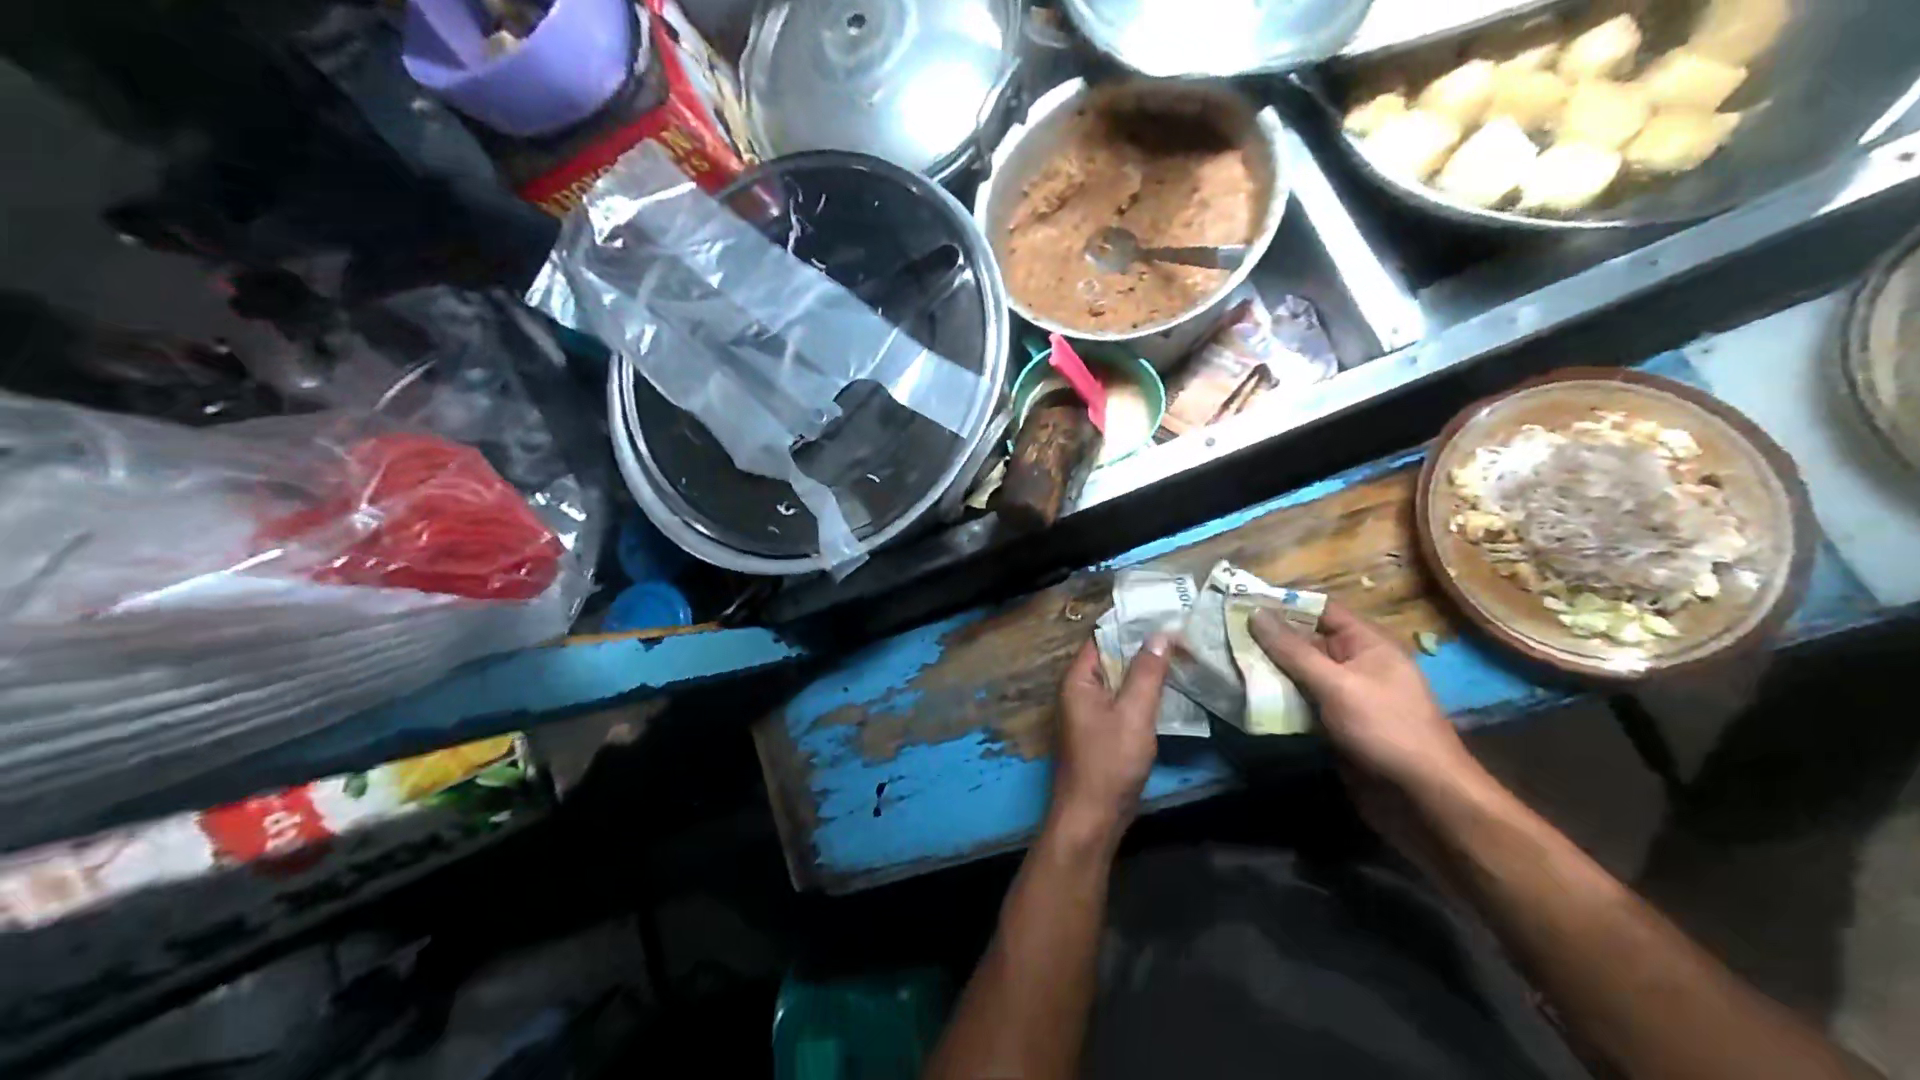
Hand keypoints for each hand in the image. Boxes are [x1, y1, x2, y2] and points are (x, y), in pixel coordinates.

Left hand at [1049, 636, 1169, 845]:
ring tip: (1183, 654)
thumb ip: (1147, 673)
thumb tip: (1160, 634)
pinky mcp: (1103, 730)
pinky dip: (1144, 693)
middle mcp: (1080, 691)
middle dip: (1144, 646)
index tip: (1164, 613)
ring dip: (1147, 670)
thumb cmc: (1109, 762)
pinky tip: (1172, 690)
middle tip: (1182, 632)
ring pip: (1121, 681)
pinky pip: (1124, 701)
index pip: (1103, 638)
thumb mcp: (1133, 713)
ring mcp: (1090, 712)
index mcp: (1078, 680)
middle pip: (1113, 658)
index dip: (1131, 625)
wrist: (1092, 817)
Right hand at [1249, 601, 1474, 791]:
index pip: (1319, 610)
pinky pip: (1301, 702)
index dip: (1282, 605)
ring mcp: (1345, 695)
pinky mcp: (1335, 723)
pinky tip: (1246, 696)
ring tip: (1227, 662)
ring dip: (1268, 671)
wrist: (1422, 796)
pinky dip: (1277, 698)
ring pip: (1299, 674)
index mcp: (1366, 643)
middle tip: (1224, 636)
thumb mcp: (1336, 684)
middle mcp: (1355, 663)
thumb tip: (1255, 613)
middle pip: (1305, 641)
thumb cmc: (1384, 728)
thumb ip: (1293, 650)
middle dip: (1268, 640)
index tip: (1241, 604)